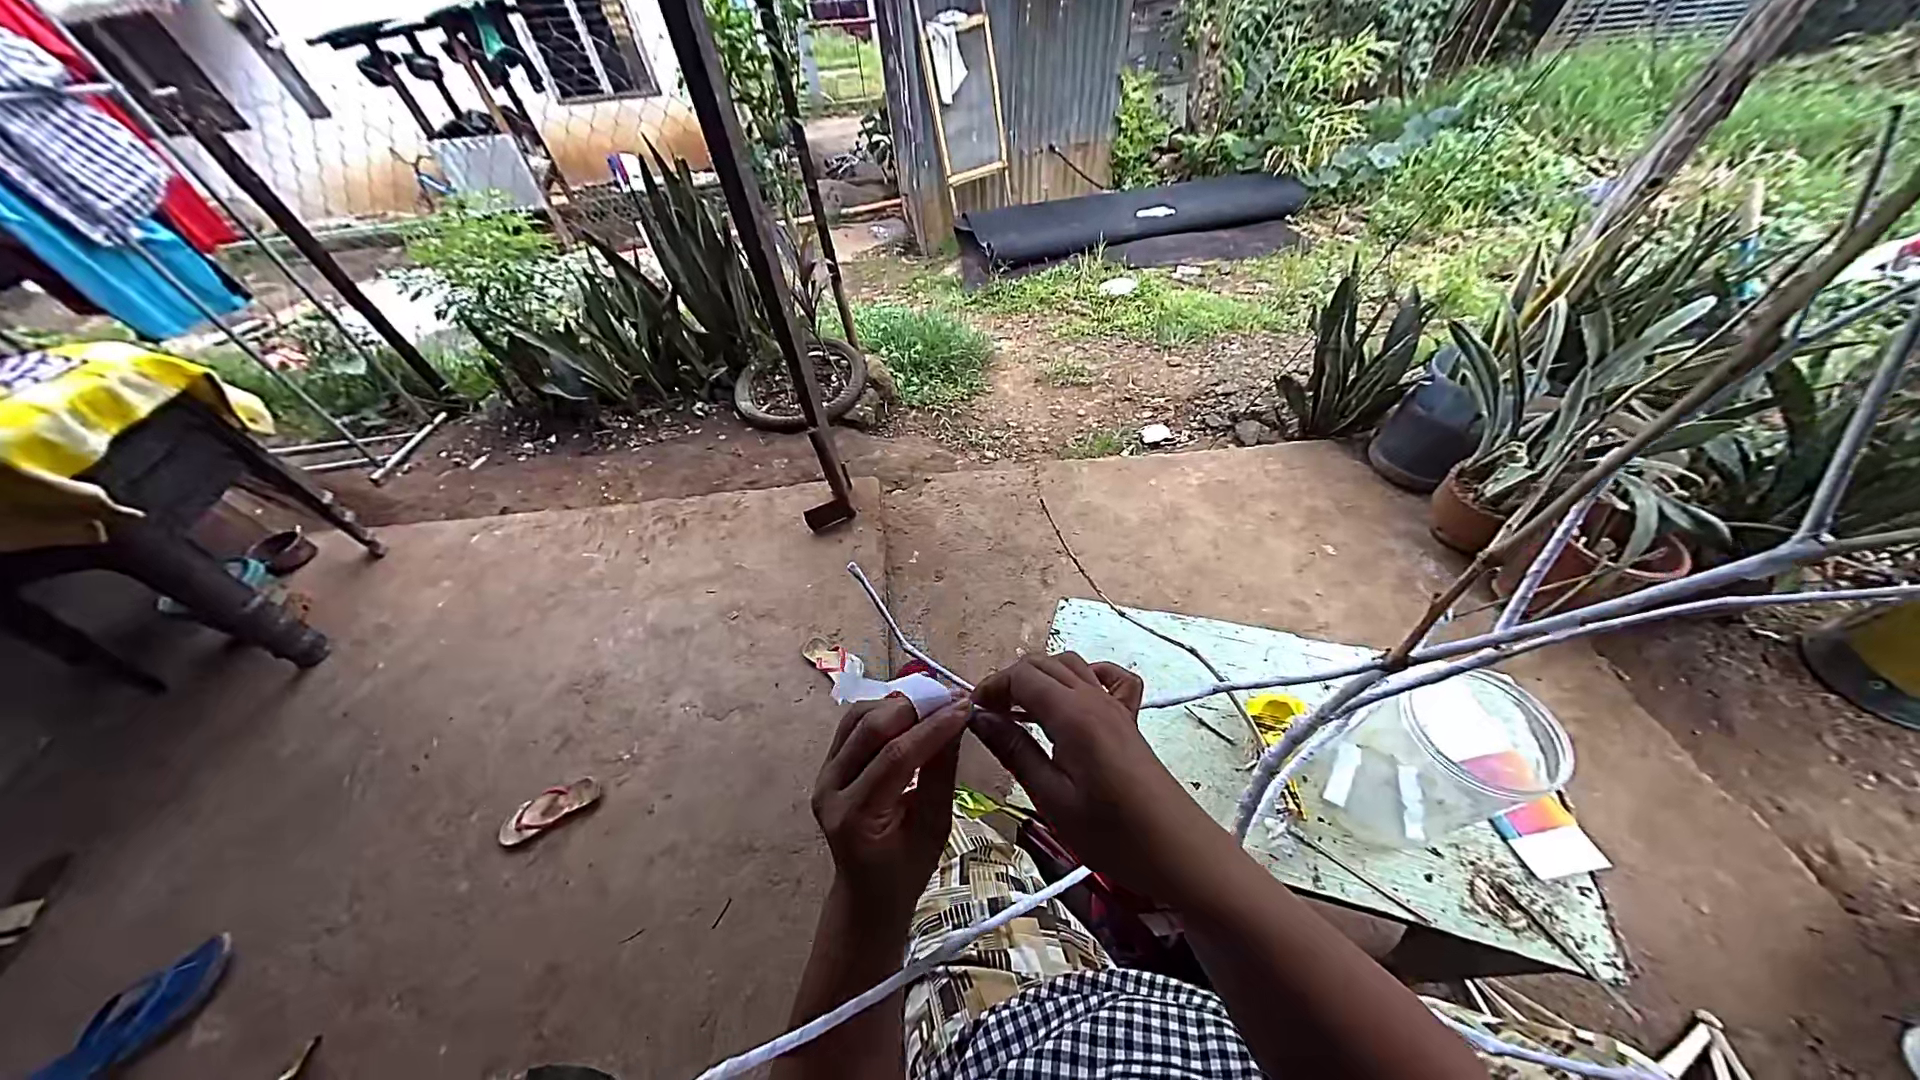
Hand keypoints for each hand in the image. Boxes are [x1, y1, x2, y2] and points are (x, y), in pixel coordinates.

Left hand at [811, 693, 968, 922]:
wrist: (866, 894)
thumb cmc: (906, 871)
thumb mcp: (935, 828)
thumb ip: (941, 773)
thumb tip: (956, 721)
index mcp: (856, 816)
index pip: (896, 756)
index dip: (932, 726)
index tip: (963, 706)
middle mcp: (830, 790)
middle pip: (871, 728)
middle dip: (915, 707)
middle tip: (951, 698)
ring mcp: (823, 775)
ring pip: (858, 717)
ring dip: (898, 704)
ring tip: (934, 704)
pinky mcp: (826, 766)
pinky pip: (853, 724)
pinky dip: (883, 711)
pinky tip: (911, 713)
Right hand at [969, 653, 1238, 906]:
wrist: (1178, 852)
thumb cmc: (1111, 834)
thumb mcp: (1051, 797)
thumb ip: (1015, 750)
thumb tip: (979, 718)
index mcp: (1072, 714)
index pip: (1021, 675)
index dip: (992, 687)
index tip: (973, 714)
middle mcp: (1094, 697)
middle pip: (1042, 663)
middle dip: (1009, 681)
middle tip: (990, 718)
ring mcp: (1115, 705)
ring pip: (1070, 664)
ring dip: (1039, 678)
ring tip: (1019, 713)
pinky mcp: (1128, 718)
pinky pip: (1107, 678)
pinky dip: (1083, 677)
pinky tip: (1071, 701)